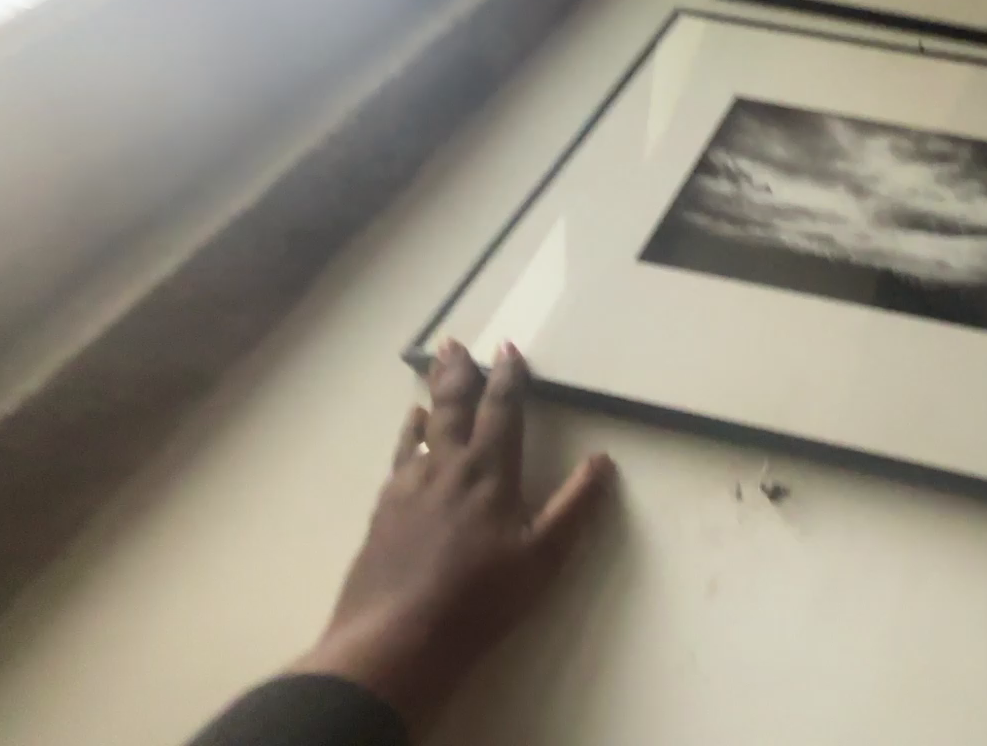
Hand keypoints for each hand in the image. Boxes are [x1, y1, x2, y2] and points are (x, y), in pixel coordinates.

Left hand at [292, 340, 614, 732]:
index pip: (501, 411)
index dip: (508, 378)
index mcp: (489, 471)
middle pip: (453, 407)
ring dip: (432, 395)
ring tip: (433, 372)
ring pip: (422, 427)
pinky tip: (410, 431)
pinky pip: (399, 456)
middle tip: (455, 343)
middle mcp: (447, 467)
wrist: (392, 642)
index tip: (508, 349)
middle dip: (459, 373)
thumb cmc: (480, 595)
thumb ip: (575, 503)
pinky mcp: (384, 511)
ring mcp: (409, 487)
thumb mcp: (544, 554)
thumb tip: (603, 458)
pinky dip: (407, 434)